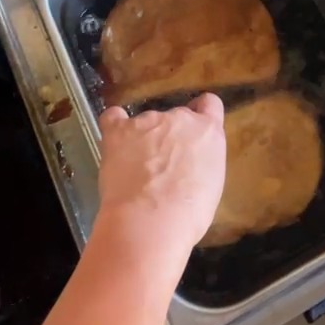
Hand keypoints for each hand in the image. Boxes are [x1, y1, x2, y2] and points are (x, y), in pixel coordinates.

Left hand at [94, 94, 227, 256]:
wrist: (151, 220)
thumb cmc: (189, 214)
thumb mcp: (211, 184)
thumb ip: (201, 162)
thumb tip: (188, 164)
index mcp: (208, 131)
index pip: (210, 105)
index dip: (200, 114)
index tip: (193, 131)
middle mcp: (180, 118)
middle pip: (175, 118)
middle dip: (170, 137)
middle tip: (162, 166)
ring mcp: (148, 121)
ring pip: (146, 123)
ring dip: (144, 140)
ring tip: (135, 171)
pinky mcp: (119, 131)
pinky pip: (114, 119)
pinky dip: (115, 129)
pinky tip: (115, 144)